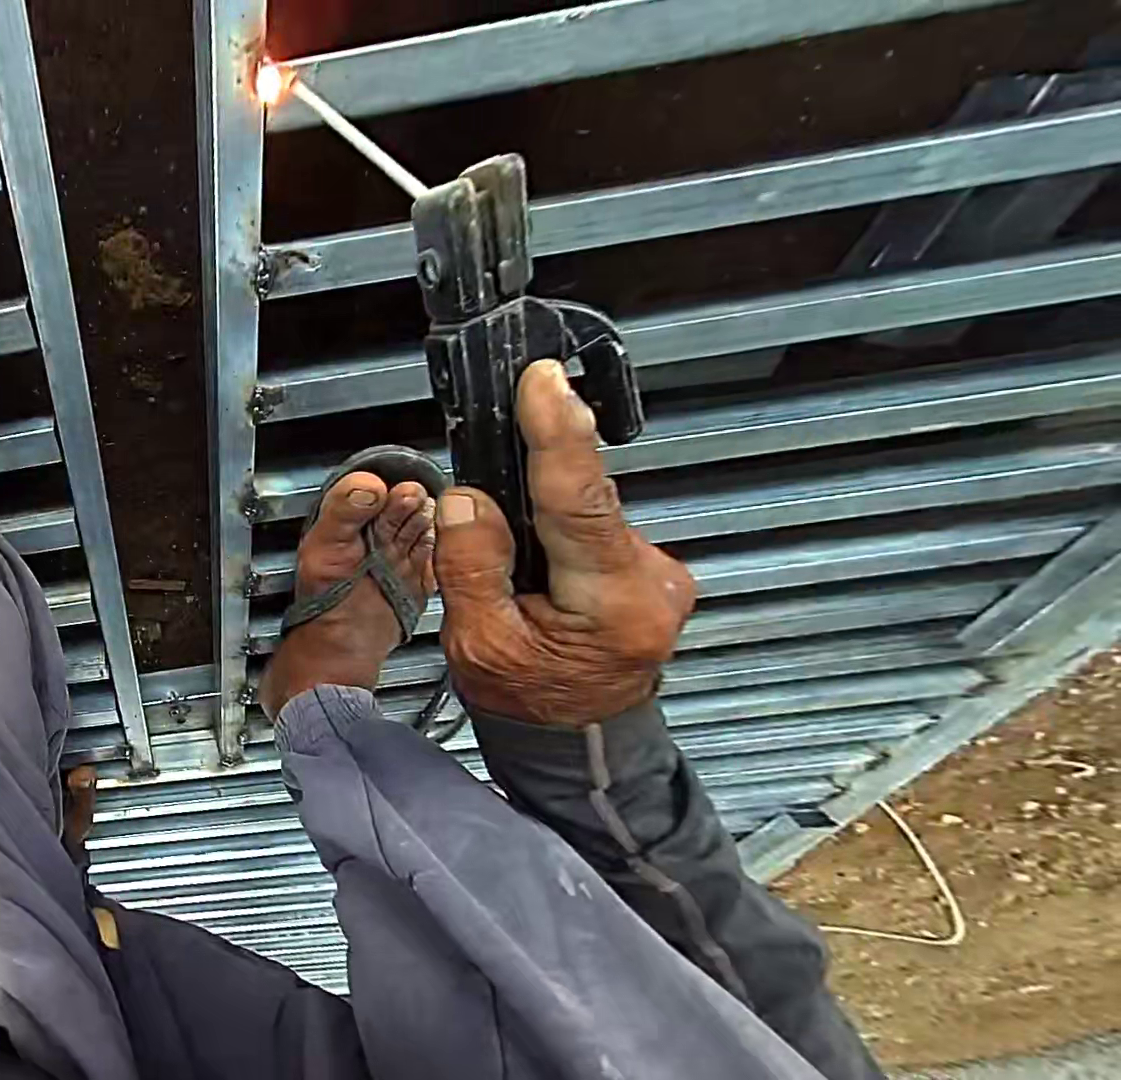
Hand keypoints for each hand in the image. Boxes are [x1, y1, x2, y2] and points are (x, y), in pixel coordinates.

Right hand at [435, 359, 695, 726]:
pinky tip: (525, 548)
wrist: (575, 736)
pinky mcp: (647, 569)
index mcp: (613, 604)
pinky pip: (589, 524)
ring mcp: (657, 572)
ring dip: (536, 506)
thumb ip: (471, 566)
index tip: (542, 382)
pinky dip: (551, 522)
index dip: (558, 436)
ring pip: (583, 510)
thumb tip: (467, 497)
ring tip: (500, 545)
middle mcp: (653, 579)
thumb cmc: (524, 697)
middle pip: (581, 500)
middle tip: (486, 473)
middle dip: (530, 476)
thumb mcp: (477, 642)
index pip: (580, 503)